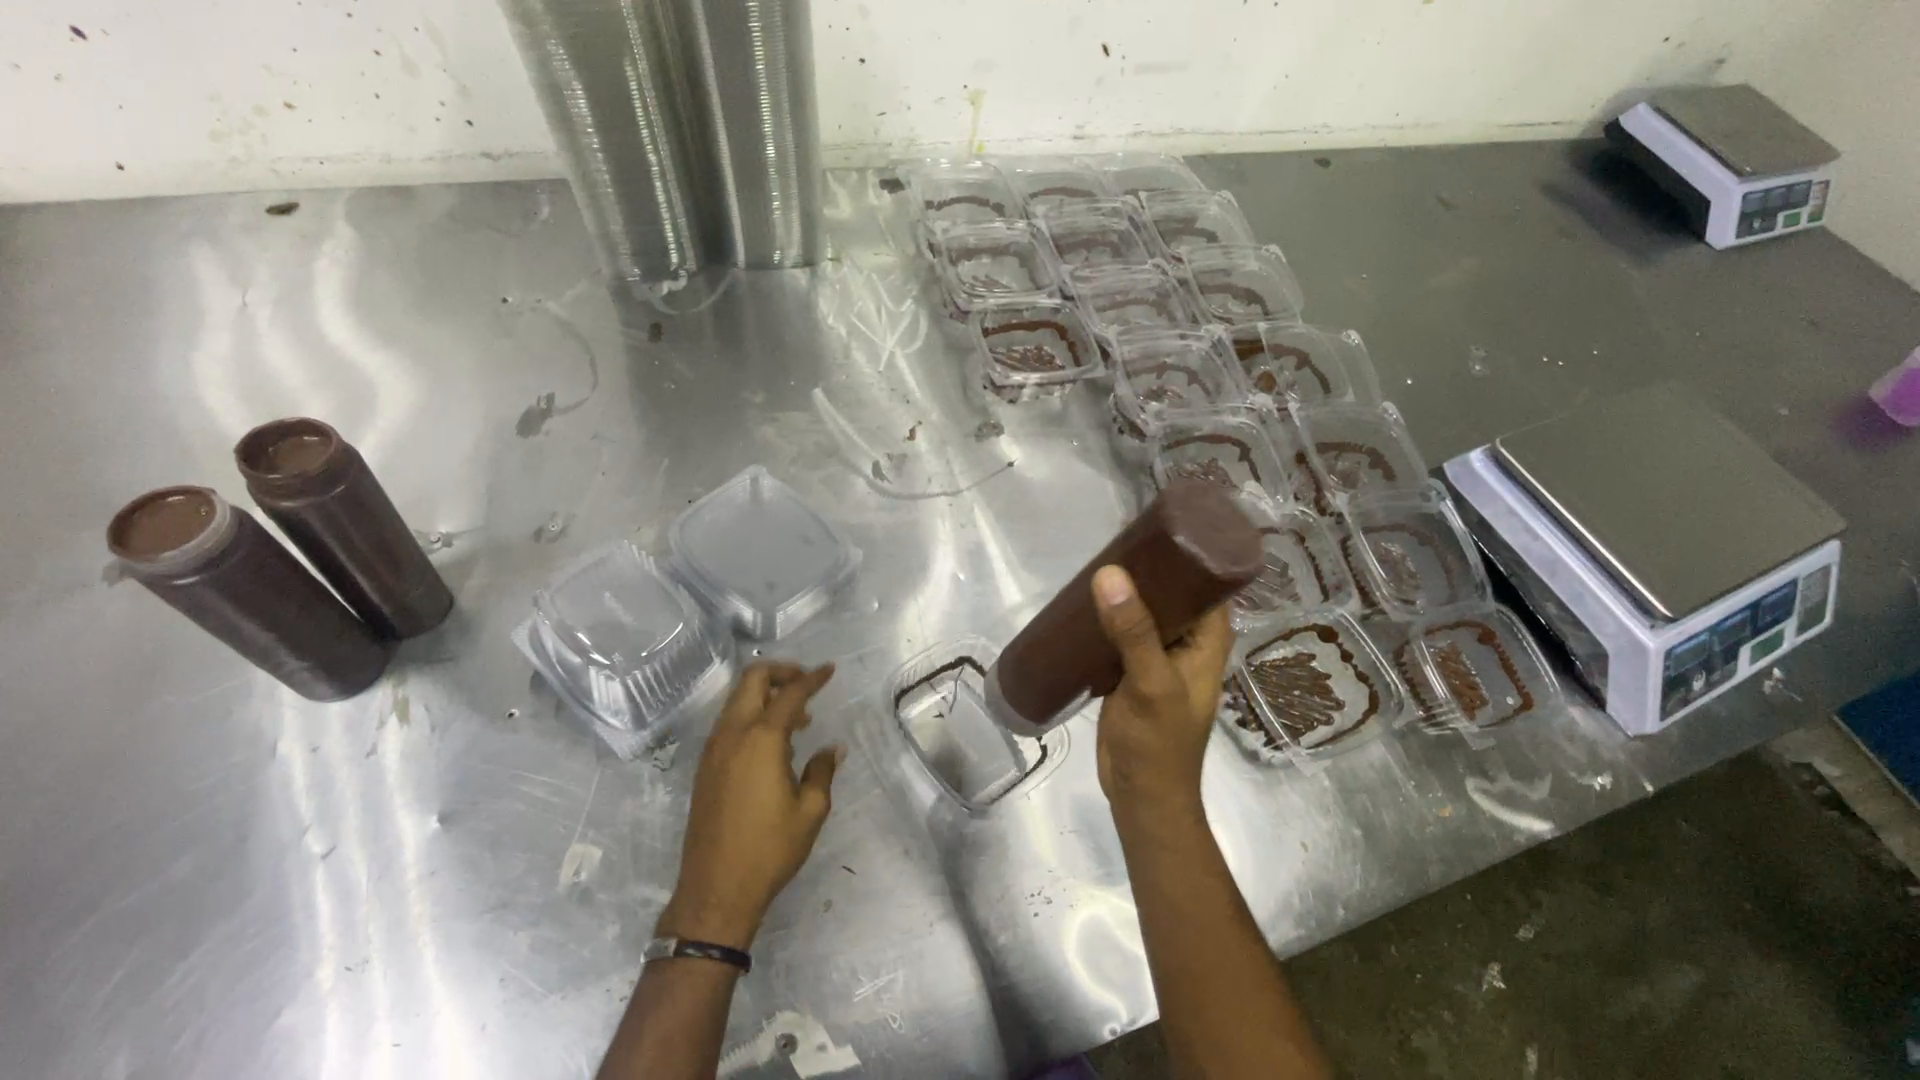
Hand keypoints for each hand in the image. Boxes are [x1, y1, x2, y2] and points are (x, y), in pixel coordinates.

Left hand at [658, 662, 841, 949]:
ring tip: (797, 719)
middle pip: (751, 681)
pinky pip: (728, 724)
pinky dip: (751, 716)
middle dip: (780, 672)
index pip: (789, 693)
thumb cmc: (770, 850)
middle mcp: (732, 735)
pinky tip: (773, 744)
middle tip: (807, 684)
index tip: (830, 670)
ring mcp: (713, 750)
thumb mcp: (810, 811)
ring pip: (736, 701)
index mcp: (760, 739)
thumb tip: (831, 748)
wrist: (716, 889)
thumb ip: (822, 771)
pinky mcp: (705, 768)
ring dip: (765, 696)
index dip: (812, 678)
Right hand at [1091, 565, 1234, 819]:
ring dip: (1124, 592)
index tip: (1152, 525)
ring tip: (1093, 564)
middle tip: (1111, 541)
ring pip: (1145, 611)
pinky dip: (1109, 618)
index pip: (1207, 579)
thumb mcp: (1150, 682)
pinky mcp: (1134, 671)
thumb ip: (1133, 631)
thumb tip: (1109, 573)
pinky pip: (1124, 633)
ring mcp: (1161, 657)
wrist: (1141, 795)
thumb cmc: (1159, 743)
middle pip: (1172, 591)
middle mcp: (1191, 641)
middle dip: (1145, 568)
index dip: (1186, 550)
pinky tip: (1083, 605)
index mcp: (1210, 638)